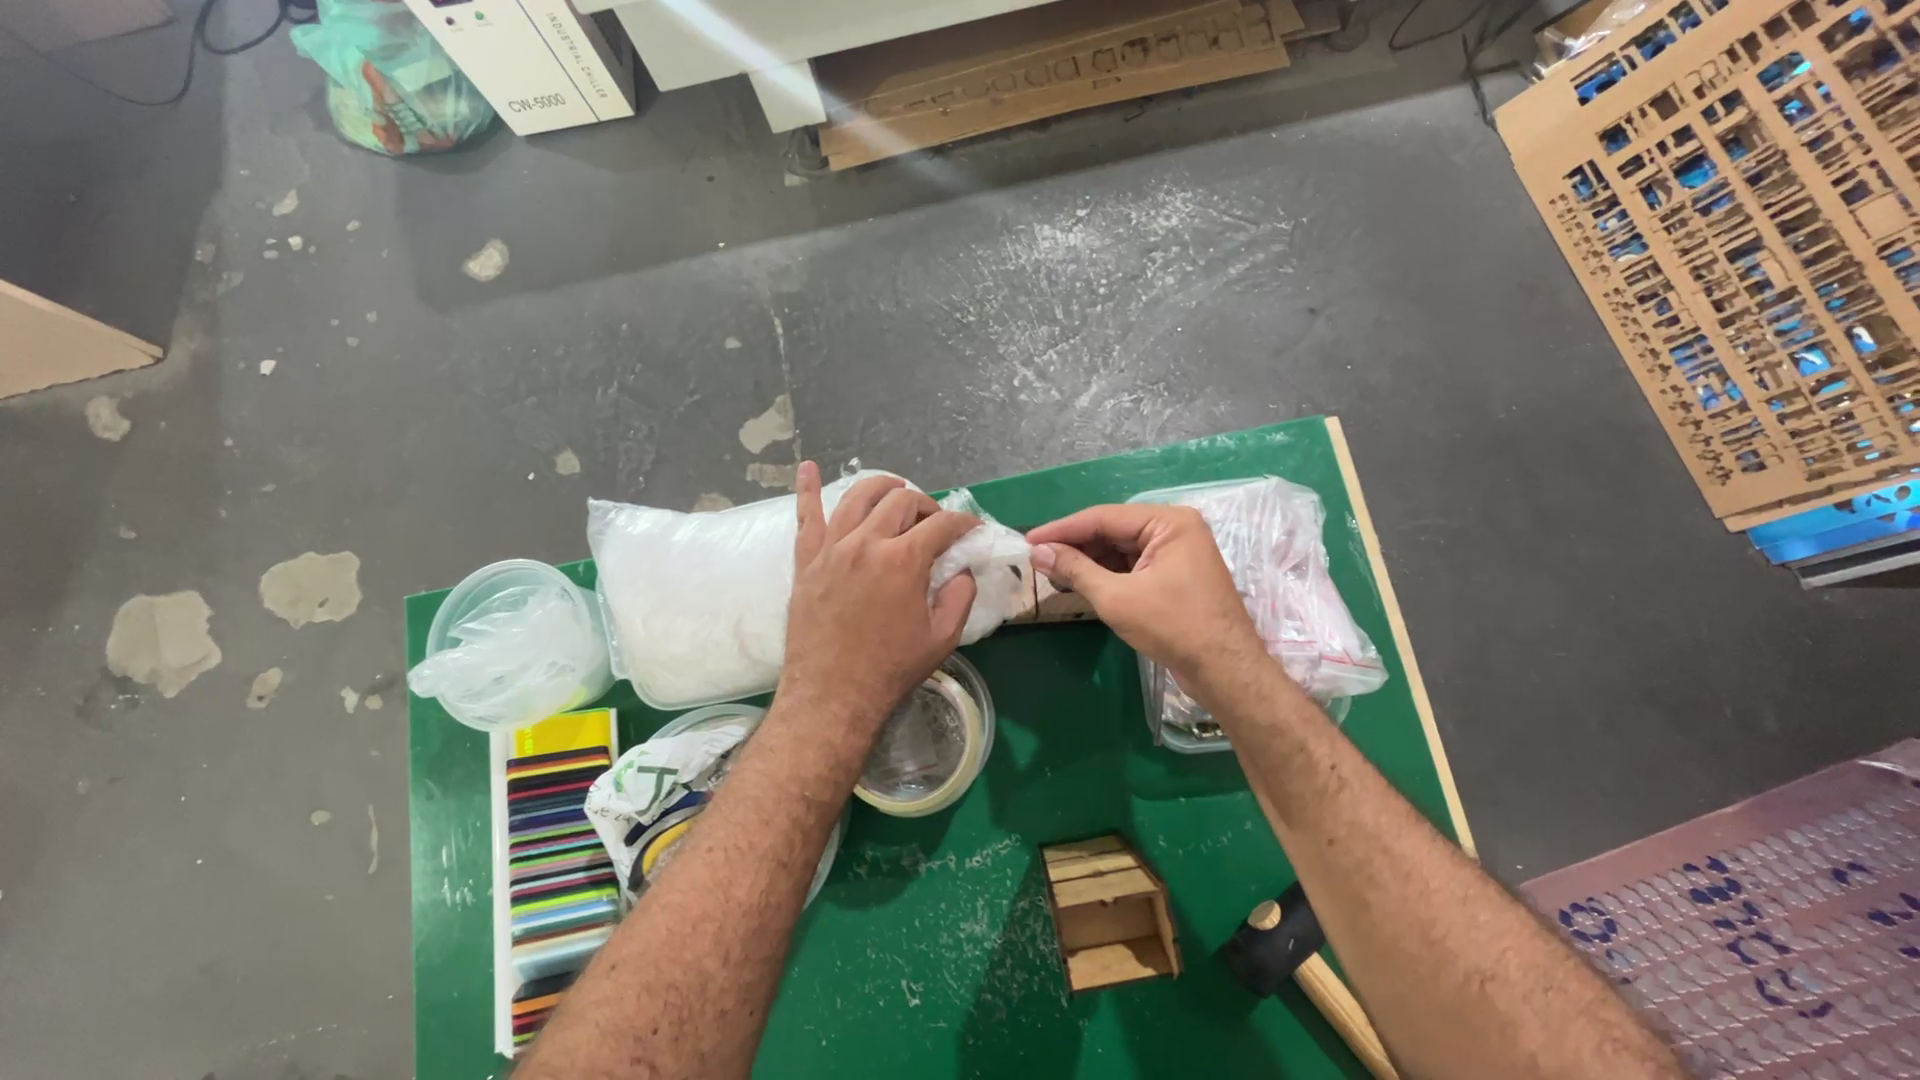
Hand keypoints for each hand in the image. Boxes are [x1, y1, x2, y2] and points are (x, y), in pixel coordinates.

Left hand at [781, 462, 980, 731]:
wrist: (833, 694)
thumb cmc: (891, 669)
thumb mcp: (943, 637)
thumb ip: (959, 595)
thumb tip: (961, 569)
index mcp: (904, 560)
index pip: (942, 524)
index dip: (964, 523)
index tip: (972, 529)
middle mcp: (867, 543)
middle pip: (901, 502)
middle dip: (925, 505)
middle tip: (934, 523)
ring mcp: (832, 549)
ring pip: (857, 497)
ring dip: (881, 486)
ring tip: (894, 488)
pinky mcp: (807, 562)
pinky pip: (806, 517)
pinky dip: (806, 489)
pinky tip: (807, 468)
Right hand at [1026, 504, 1264, 682]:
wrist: (1224, 670)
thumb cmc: (1173, 627)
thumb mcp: (1116, 597)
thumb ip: (1075, 570)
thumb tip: (1038, 552)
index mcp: (1168, 522)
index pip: (1103, 517)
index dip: (1062, 529)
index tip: (1028, 540)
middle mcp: (1174, 529)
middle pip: (1112, 531)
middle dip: (1074, 546)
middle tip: (1036, 559)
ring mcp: (1176, 553)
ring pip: (1120, 550)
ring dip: (1088, 561)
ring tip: (1051, 572)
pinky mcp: (1174, 576)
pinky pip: (1132, 566)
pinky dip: (1106, 575)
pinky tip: (1079, 583)